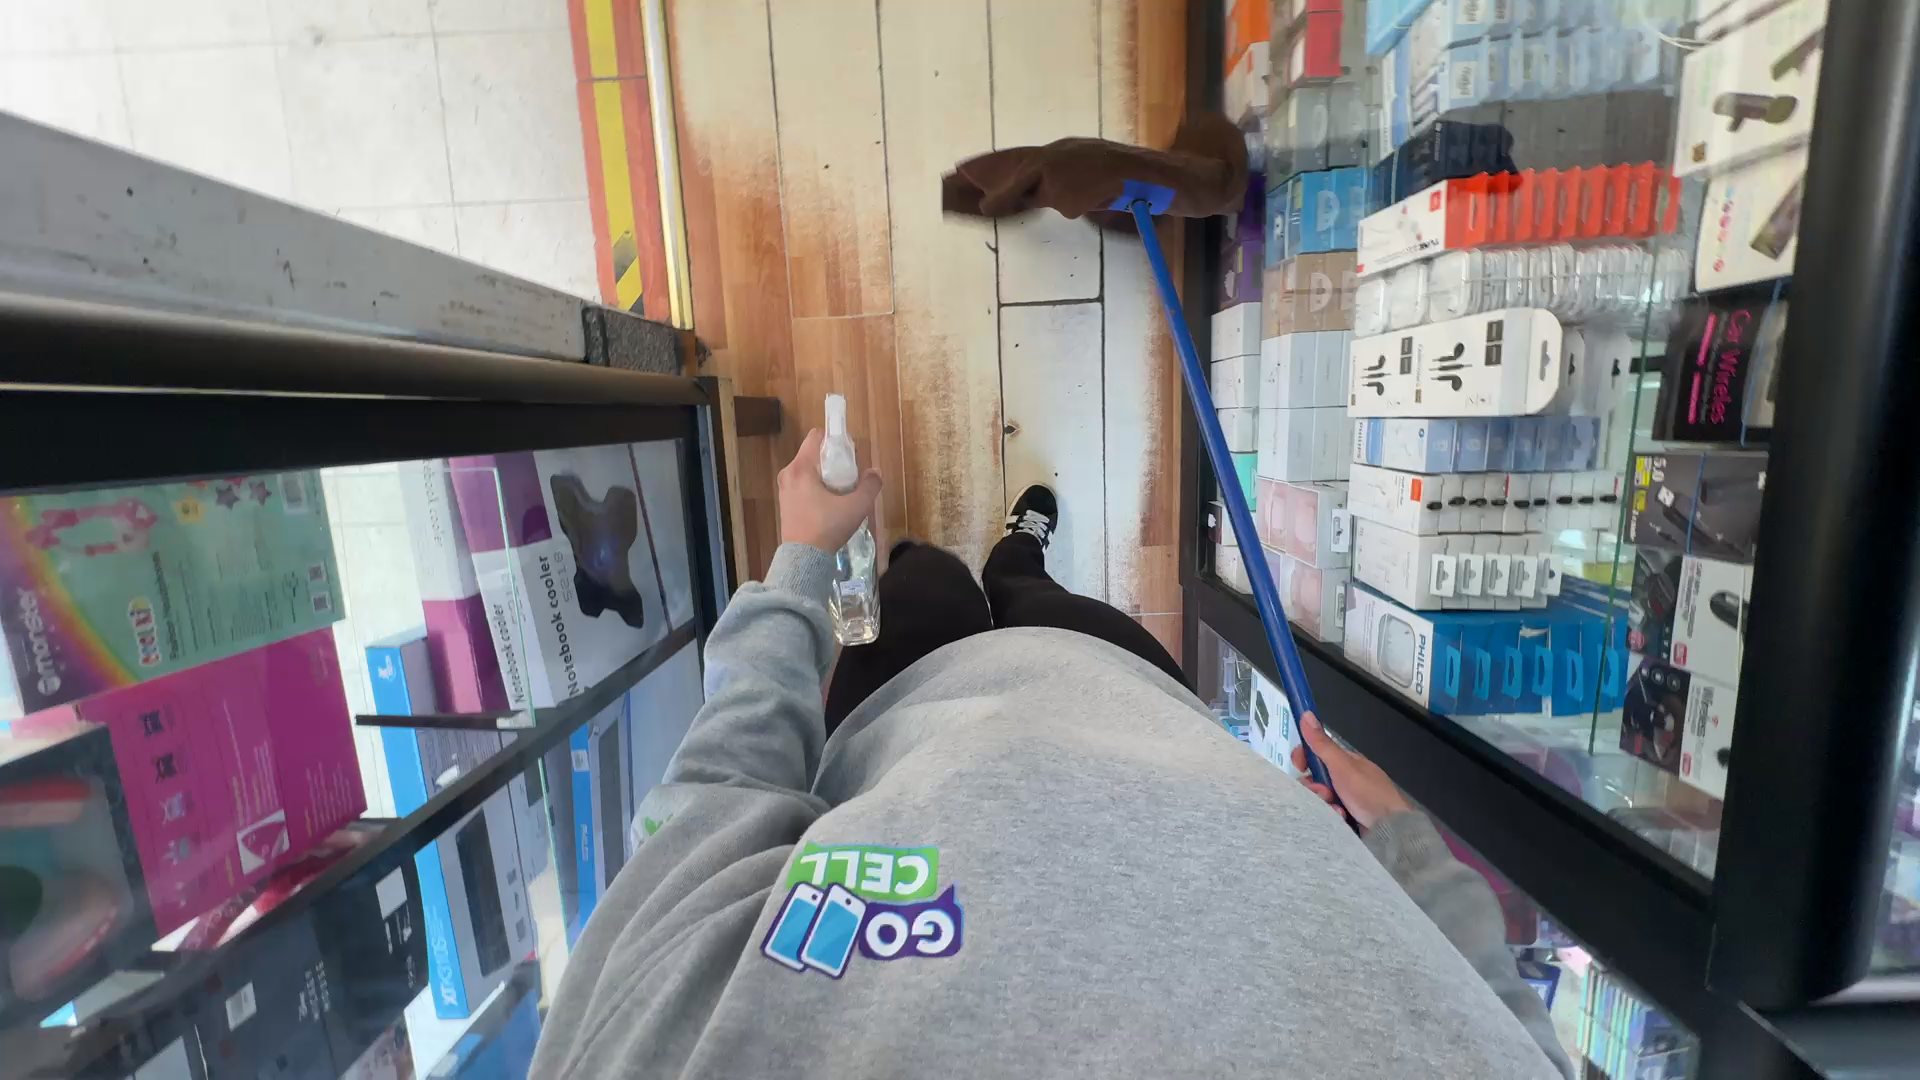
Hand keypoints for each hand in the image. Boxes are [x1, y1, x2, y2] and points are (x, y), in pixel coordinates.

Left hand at [778, 429, 881, 552]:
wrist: (804, 559)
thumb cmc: (828, 527)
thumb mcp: (856, 507)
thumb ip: (869, 486)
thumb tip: (875, 473)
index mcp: (801, 468)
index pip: (816, 436)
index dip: (835, 441)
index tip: (849, 457)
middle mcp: (788, 474)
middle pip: (814, 454)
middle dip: (833, 462)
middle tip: (849, 478)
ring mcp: (784, 489)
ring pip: (808, 471)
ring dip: (825, 476)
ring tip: (840, 494)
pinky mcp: (784, 503)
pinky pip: (802, 485)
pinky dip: (816, 488)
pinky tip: (829, 505)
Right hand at [1290, 711, 1412, 830]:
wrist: (1392, 830)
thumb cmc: (1368, 793)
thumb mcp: (1342, 766)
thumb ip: (1322, 744)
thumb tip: (1306, 713)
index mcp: (1346, 762)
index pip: (1316, 752)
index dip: (1305, 757)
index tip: (1299, 765)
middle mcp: (1345, 778)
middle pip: (1315, 776)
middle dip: (1315, 785)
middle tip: (1324, 793)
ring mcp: (1347, 798)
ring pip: (1319, 795)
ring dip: (1323, 801)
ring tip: (1335, 809)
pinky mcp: (1347, 816)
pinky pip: (1327, 810)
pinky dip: (1332, 814)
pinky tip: (1340, 818)